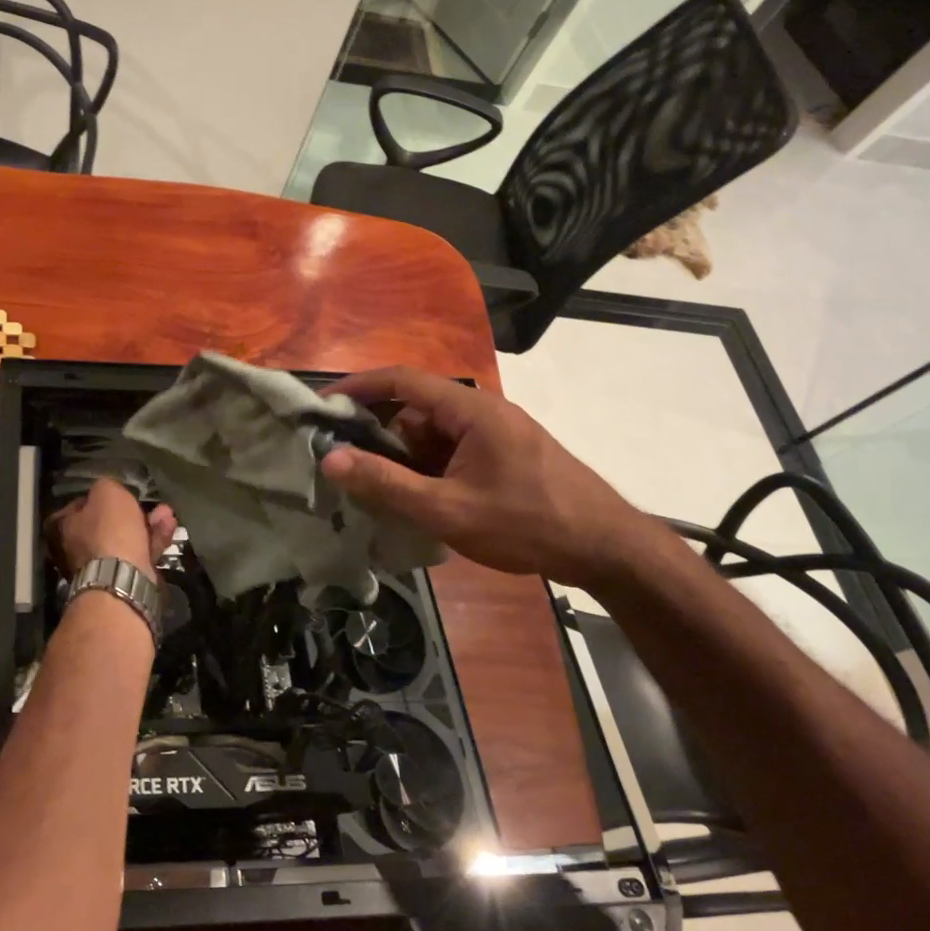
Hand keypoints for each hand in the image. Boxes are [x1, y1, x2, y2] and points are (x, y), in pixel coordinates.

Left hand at [48, 478, 175, 578]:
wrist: (122, 578)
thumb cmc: (109, 530)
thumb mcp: (107, 492)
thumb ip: (106, 487)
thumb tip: (108, 492)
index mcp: (62, 527)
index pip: (79, 506)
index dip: (100, 498)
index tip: (120, 493)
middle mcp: (75, 549)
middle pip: (106, 526)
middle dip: (132, 513)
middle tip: (151, 505)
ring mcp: (99, 568)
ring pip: (126, 541)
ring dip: (149, 525)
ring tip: (167, 514)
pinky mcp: (121, 581)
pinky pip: (138, 556)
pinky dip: (154, 542)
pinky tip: (168, 528)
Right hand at [319, 367, 661, 587]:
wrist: (607, 550)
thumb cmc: (527, 524)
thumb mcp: (447, 509)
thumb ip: (386, 483)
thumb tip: (330, 459)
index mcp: (470, 410)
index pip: (402, 380)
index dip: (358, 388)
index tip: (321, 408)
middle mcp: (482, 412)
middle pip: (413, 411)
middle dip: (378, 437)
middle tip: (348, 469)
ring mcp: (495, 434)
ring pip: (431, 435)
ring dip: (404, 460)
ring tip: (381, 496)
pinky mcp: (503, 456)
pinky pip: (450, 452)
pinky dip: (427, 470)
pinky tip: (417, 502)